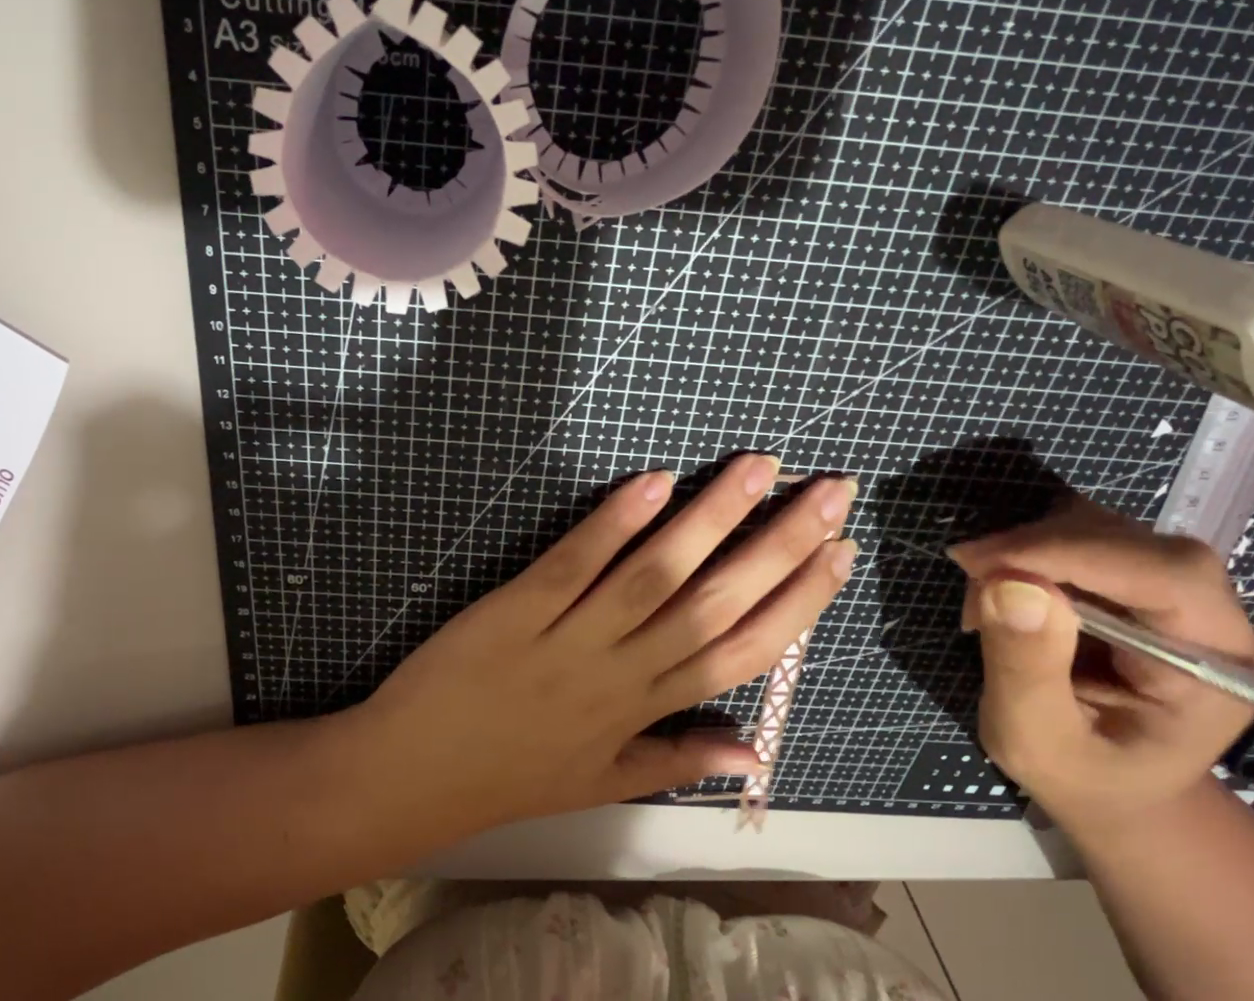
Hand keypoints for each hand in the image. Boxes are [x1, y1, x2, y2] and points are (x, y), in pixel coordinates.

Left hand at [349, 455, 857, 837]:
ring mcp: (569, 637)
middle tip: (830, 492)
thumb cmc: (509, 777)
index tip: (840, 554)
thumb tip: (757, 754)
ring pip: (655, 575)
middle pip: (715, 603)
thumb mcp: (600, 785)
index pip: (743, 653)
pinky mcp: (517, 607)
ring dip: (711, 519)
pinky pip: (575, 562)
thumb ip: (677, 761)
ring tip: (757, 468)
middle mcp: (621, 672)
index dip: (799, 603)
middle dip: (779, 546)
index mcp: (645, 712)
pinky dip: (615, 522)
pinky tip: (654, 480)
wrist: (412, 777)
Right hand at [948, 500, 1253, 835]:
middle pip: (1134, 544)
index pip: (1167, 576)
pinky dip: (1034, 553)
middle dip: (1040, 550)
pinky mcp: (1144, 583)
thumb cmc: (1080, 777)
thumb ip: (1027, 669)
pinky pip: (1087, 540)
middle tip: (969, 583)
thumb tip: (1007, 584)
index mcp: (1216, 669)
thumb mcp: (1036, 741)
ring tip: (986, 602)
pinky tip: (1007, 591)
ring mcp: (1183, 597)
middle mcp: (1216, 620)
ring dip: (1030, 551)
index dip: (1075, 553)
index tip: (982, 561)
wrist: (1115, 788)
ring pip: (1106, 532)